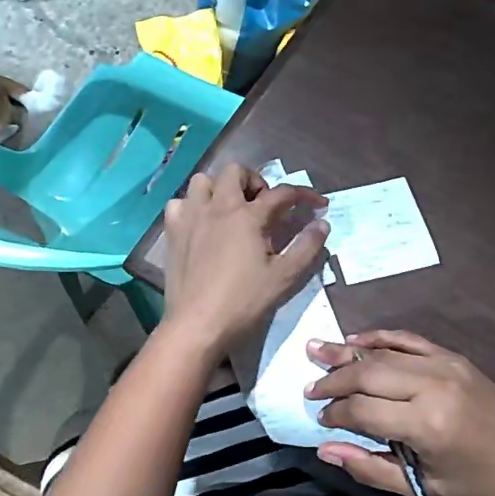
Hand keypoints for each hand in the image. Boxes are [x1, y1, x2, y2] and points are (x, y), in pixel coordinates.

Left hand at [157, 164, 327, 358]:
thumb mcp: (283, 277)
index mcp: (247, 216)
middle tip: (264, 205)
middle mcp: (217, 207)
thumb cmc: (243, 302)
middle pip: (235, 171)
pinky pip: (178, 203)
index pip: (281, 193)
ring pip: (202, 181)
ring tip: (230, 210)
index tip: (318, 203)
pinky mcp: (172, 232)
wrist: (197, 324)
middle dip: (254, 181)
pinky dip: (191, 206)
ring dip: (219, 188)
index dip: (304, 194)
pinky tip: (200, 223)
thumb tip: (321, 223)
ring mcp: (191, 217)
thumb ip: (305, 247)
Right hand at [306, 330, 494, 495]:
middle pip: (367, 374)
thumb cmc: (477, 483)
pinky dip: (378, 337)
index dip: (336, 414)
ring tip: (315, 350)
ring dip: (346, 352)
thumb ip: (370, 467)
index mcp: (428, 426)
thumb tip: (324, 449)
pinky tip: (353, 340)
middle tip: (310, 388)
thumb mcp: (423, 487)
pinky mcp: (452, 356)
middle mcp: (434, 388)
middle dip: (333, 380)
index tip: (321, 420)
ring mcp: (445, 366)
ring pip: (382, 353)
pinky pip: (407, 340)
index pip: (363, 410)